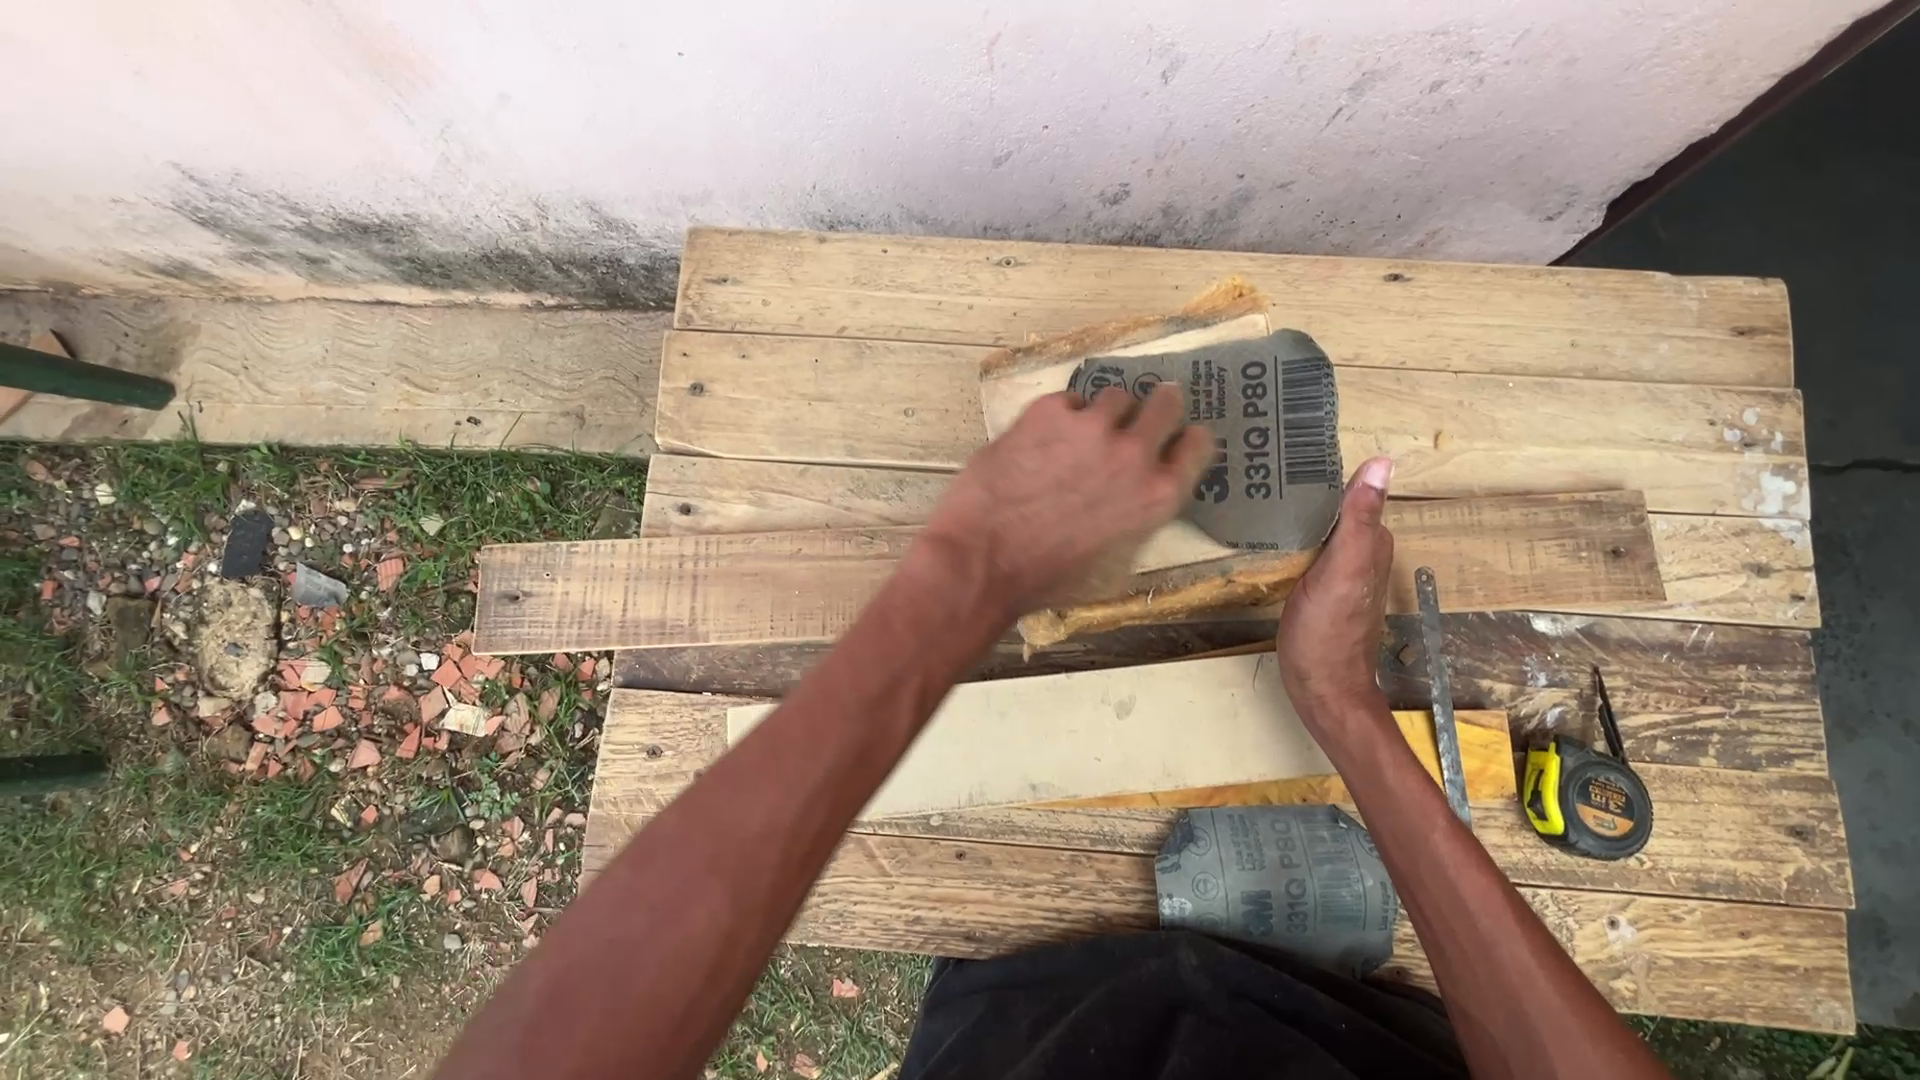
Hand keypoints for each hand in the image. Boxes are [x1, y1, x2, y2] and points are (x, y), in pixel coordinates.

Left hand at [920, 385, 1212, 616]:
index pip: (1198, 445)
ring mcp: (1092, 426)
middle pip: (1165, 402)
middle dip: (1155, 405)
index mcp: (1157, 497)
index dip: (1184, 439)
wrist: (982, 559)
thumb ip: (1137, 520)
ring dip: (1103, 412)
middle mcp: (1134, 453)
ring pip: (1114, 396)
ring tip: (1077, 435)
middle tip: (1136, 415)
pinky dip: (1059, 417)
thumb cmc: (1046, 578)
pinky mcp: (1049, 410)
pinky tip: (1039, 441)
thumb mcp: (1114, 564)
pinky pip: (1068, 400)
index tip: (1173, 437)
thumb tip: (1135, 500)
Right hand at [1276, 457, 1395, 731]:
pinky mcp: (1320, 592)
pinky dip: (1294, 540)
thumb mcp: (1340, 571)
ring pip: (1323, 531)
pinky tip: (1273, 539)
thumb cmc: (1328, 633)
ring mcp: (1340, 576)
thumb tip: (1383, 461)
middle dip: (1312, 489)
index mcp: (1370, 545)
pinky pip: (1310, 553)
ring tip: (1264, 495)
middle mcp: (1360, 556)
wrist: (1321, 690)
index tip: (1295, 452)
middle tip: (1268, 469)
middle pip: (1337, 511)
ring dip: (1301, 514)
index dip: (1330, 473)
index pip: (1355, 494)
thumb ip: (1358, 519)